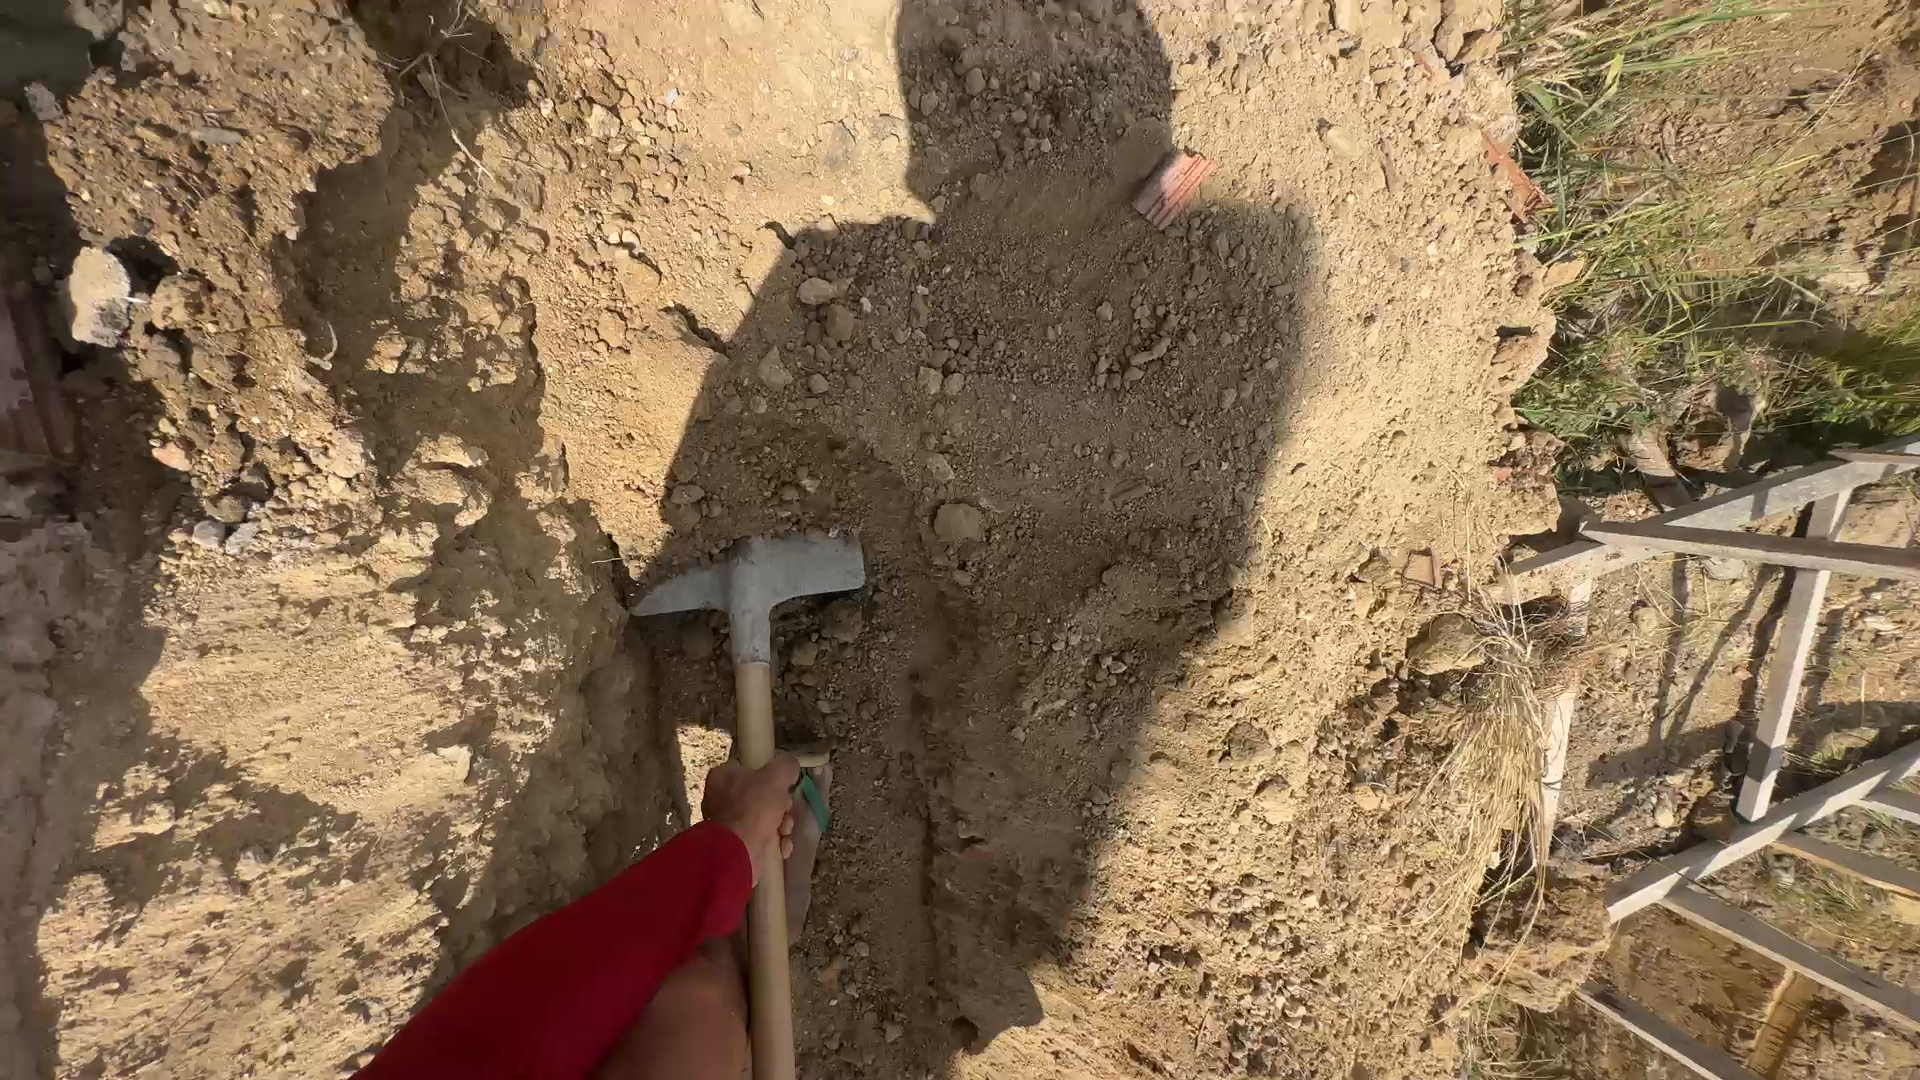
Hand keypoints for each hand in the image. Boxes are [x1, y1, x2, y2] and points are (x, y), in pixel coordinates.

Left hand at [702, 753, 799, 884]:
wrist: (738, 853)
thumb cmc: (754, 807)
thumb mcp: (776, 776)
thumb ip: (786, 765)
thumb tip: (790, 766)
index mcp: (723, 776)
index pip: (750, 767)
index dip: (771, 774)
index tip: (785, 783)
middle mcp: (721, 798)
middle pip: (762, 794)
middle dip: (782, 804)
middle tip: (787, 809)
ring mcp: (728, 824)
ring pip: (765, 817)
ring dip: (782, 824)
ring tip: (785, 831)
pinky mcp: (736, 845)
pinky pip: (761, 837)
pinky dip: (775, 842)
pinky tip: (782, 847)